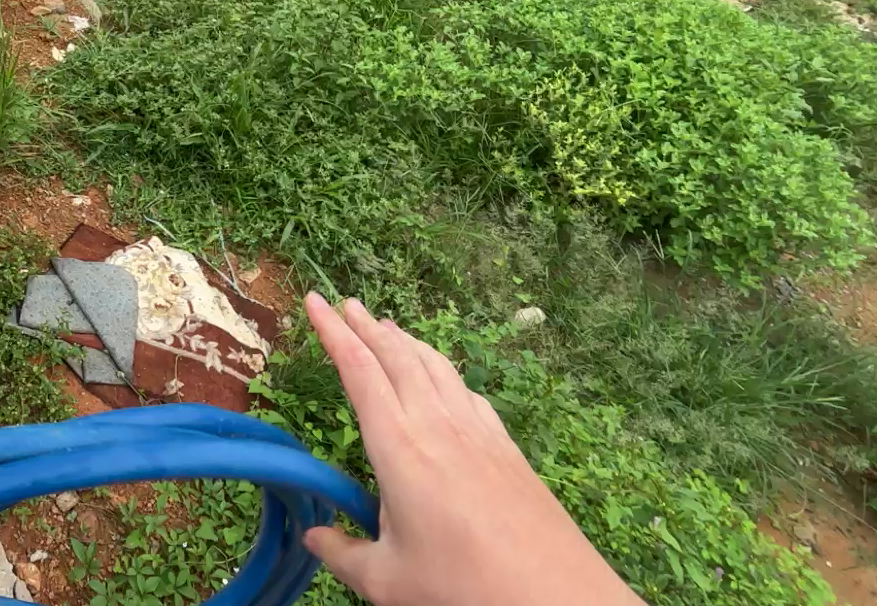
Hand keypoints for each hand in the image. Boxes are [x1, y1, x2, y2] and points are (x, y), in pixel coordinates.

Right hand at [302, 294, 642, 605]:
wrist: (563, 604)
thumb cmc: (466, 589)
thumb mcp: (391, 583)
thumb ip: (345, 555)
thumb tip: (313, 537)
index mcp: (397, 445)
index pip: (357, 369)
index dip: (332, 330)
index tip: (314, 300)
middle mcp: (435, 423)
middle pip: (396, 355)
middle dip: (365, 325)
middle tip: (345, 303)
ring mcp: (475, 430)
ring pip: (433, 364)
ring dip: (404, 339)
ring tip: (386, 325)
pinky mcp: (506, 446)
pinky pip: (465, 389)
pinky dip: (442, 368)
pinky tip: (441, 377)